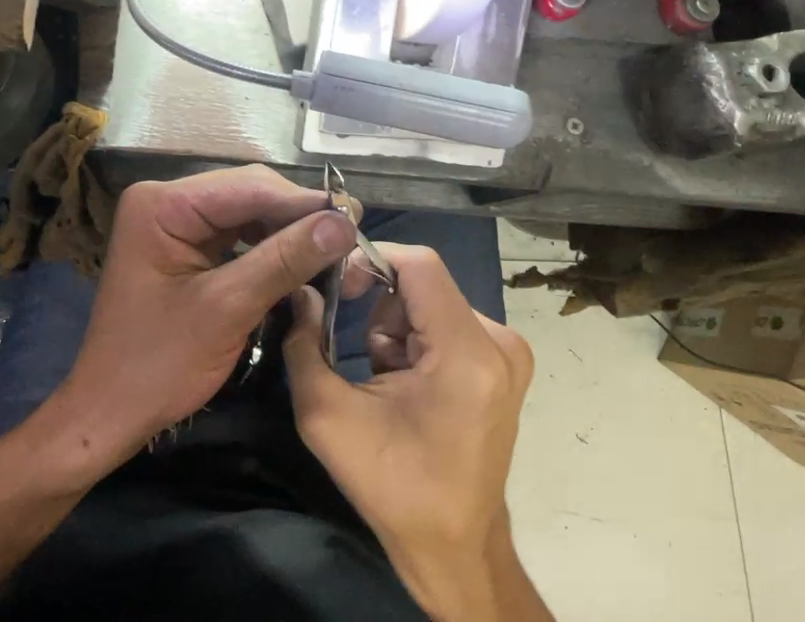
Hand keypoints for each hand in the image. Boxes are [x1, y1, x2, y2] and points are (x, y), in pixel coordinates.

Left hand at [52, 165, 358, 460]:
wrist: (110, 412)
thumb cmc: (157, 364)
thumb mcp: (226, 309)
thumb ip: (284, 261)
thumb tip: (344, 223)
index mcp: (161, 204)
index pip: (248, 187)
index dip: (304, 202)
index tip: (357, 218)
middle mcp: (165, 202)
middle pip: (249, 195)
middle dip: (299, 218)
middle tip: (352, 239)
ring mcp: (173, 225)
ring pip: (249, 216)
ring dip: (289, 235)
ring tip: (337, 252)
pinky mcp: (184, 249)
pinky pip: (238, 239)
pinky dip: (271, 252)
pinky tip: (304, 265)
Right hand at [284, 243, 535, 618]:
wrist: (452, 544)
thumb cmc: (391, 484)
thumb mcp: (326, 415)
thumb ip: (303, 343)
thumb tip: (296, 291)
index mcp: (466, 353)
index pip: (418, 264)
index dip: (370, 261)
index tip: (337, 289)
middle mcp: (499, 342)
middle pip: (422, 284)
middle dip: (379, 308)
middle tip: (358, 356)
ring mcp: (508, 354)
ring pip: (432, 303)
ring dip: (396, 329)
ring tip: (384, 380)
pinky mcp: (504, 365)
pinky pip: (448, 324)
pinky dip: (417, 343)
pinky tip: (407, 386)